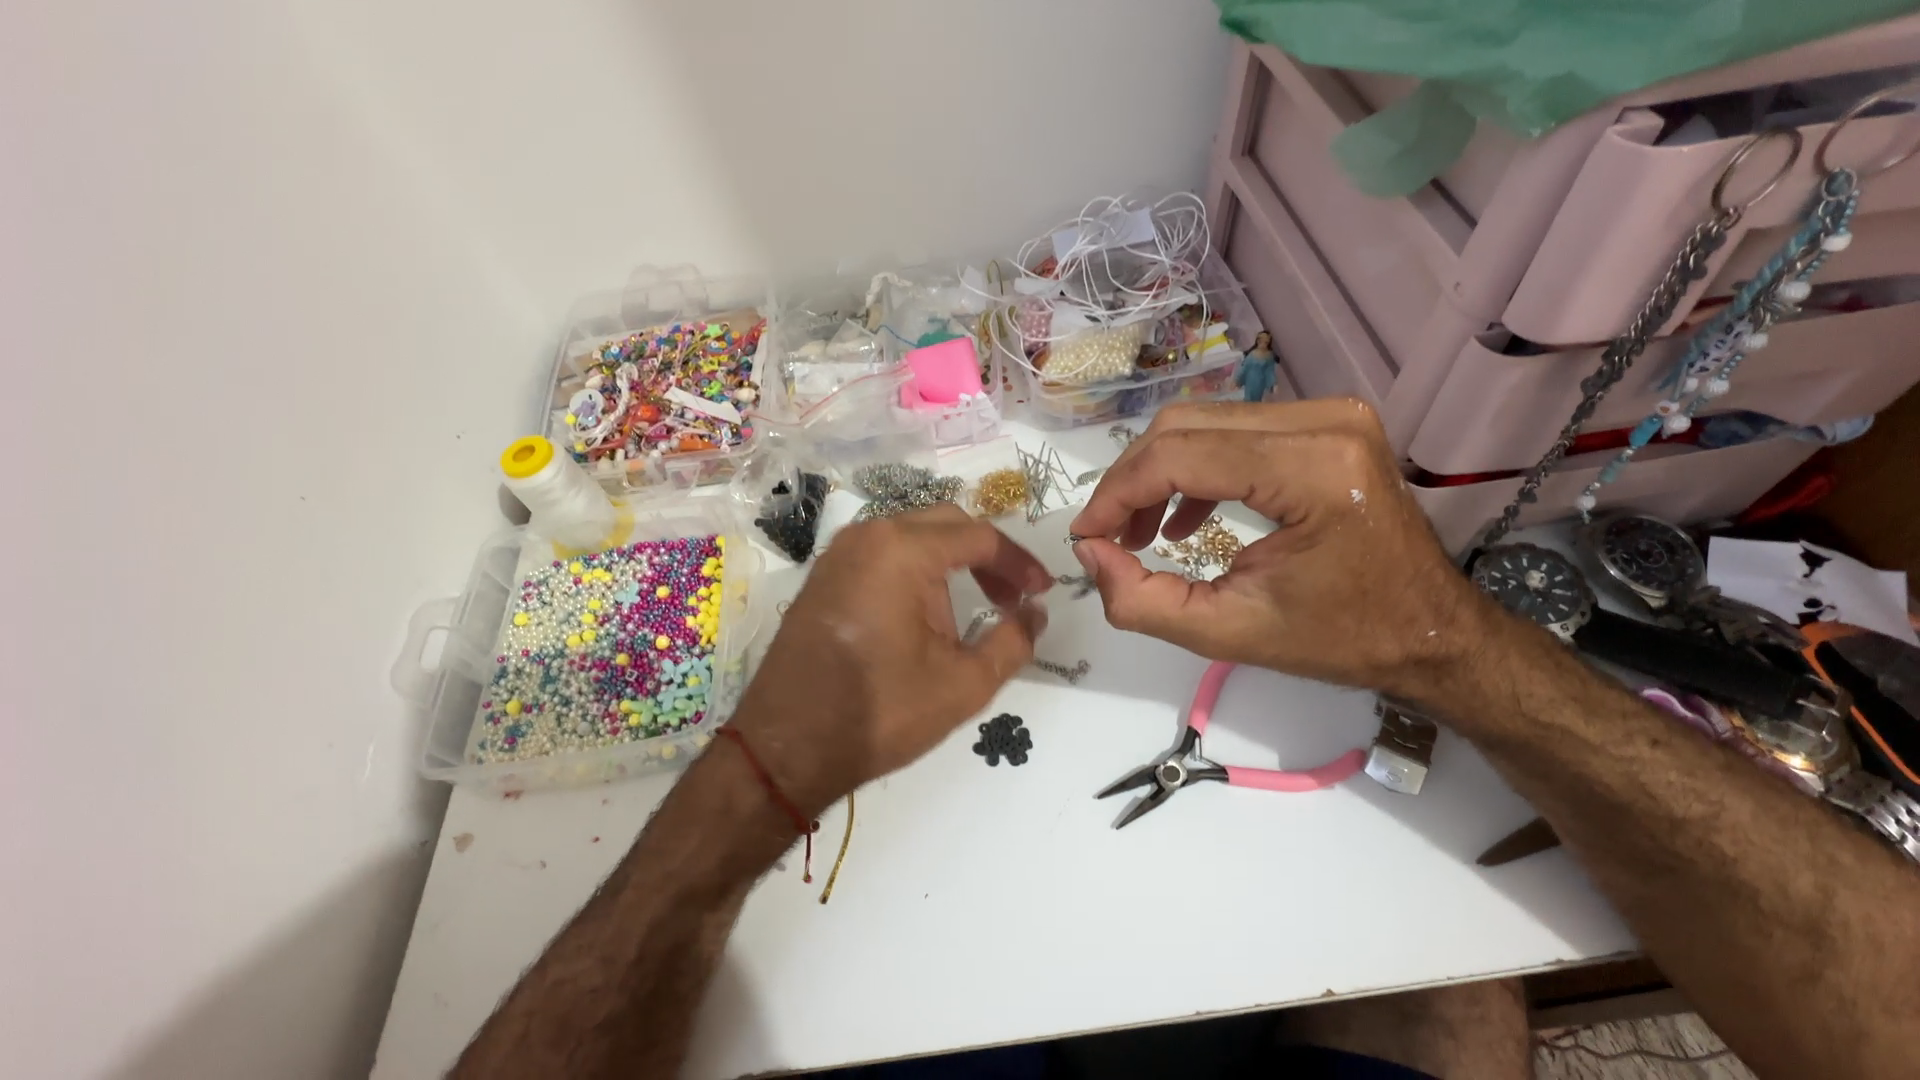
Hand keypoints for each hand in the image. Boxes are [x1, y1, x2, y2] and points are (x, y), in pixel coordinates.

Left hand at [728, 505, 1050, 812]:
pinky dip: (913, 572)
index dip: (1019, 563)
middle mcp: (867, 536)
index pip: (980, 537)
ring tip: (973, 609)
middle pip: (945, 525)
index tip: (1043, 592)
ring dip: (949, 563)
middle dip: (986, 557)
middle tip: (1012, 599)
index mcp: (903, 550)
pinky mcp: (822, 578)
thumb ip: (1013, 640)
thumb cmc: (880, 712)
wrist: (786, 746)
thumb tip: (1036, 613)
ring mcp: (838, 555)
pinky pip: (880, 555)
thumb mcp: (965, 683)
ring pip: (910, 536)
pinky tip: (924, 614)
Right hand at [1068, 400, 1491, 700]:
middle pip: (1185, 426)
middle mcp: (1324, 422)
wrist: (1433, 632)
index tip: (1085, 537)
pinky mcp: (1328, 423)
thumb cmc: (1341, 640)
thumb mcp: (1229, 633)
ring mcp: (1331, 414)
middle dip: (1131, 482)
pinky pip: (1234, 430)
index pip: (1180, 456)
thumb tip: (1088, 553)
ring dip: (1158, 474)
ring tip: (1139, 534)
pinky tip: (1183, 519)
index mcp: (1311, 470)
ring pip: (1203, 423)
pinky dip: (1195, 468)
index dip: (1117, 494)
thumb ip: (1143, 601)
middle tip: (1107, 537)